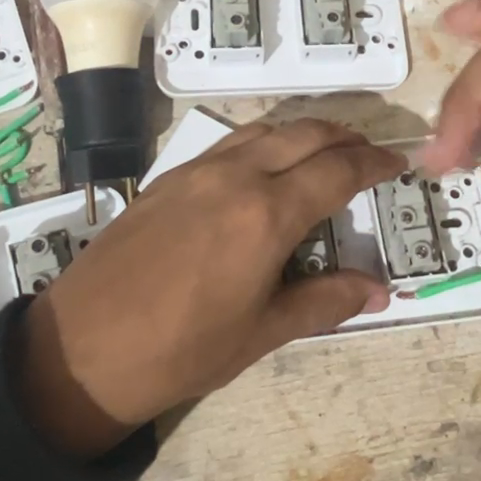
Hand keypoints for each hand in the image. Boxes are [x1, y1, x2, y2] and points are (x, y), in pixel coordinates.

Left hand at [14, 120, 403, 456]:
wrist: (83, 347)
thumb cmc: (181, 350)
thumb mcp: (262, 333)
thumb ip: (324, 302)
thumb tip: (378, 291)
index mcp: (266, 214)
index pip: (337, 172)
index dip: (373, 163)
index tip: (397, 163)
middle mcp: (235, 177)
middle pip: (304, 135)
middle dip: (344, 137)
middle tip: (367, 152)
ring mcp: (197, 171)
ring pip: (263, 130)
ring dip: (302, 133)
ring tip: (323, 151)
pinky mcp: (168, 177)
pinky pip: (229, 143)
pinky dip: (262, 141)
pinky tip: (265, 167)